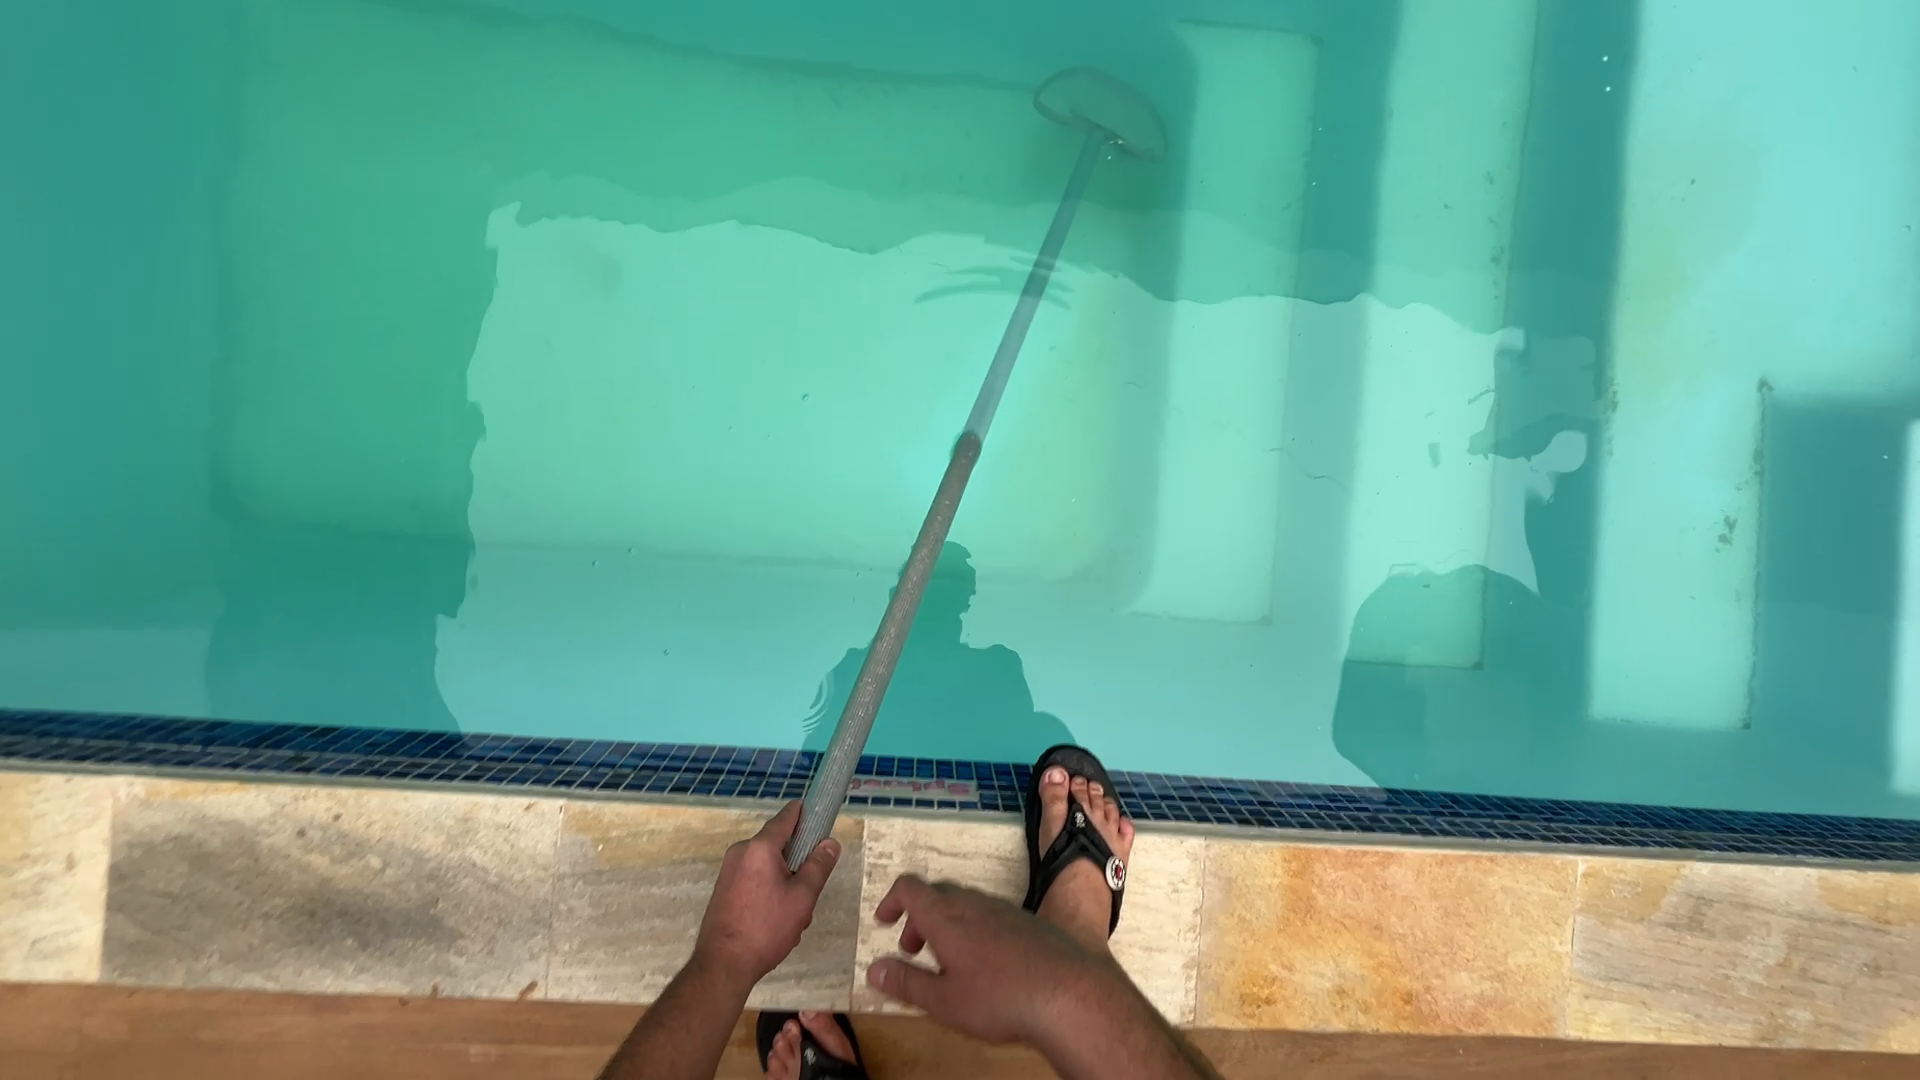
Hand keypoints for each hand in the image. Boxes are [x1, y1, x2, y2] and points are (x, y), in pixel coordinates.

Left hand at [691, 801, 841, 989]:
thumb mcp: (802, 897)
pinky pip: (755, 879)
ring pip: (768, 866)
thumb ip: (818, 866)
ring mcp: (729, 871)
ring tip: (793, 917)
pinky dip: (769, 892)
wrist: (721, 966)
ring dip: (785, 883)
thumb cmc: (765, 928)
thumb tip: (830, 842)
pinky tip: (775, 922)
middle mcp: (741, 851)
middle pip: (779, 845)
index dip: (806, 814)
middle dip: (798, 864)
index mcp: (760, 847)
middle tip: (809, 892)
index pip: (787, 816)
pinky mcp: (724, 889)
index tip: (822, 820)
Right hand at [863, 874, 1123, 1045]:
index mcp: (945, 916)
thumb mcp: (943, 1001)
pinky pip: (988, 913)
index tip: (883, 921)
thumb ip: (906, 982)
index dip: (891, 899)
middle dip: (918, 917)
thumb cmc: (998, 998)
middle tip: (913, 950)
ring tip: (948, 961)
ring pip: (964, 903)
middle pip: (936, 893)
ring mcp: (1001, 908)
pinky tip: (984, 962)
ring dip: (946, 923)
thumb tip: (873, 968)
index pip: (909, 887)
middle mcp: (971, 902)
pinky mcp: (1025, 920)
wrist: (1067, 991)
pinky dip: (972, 928)